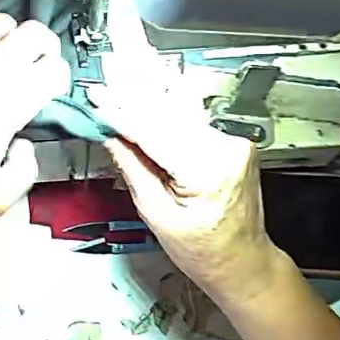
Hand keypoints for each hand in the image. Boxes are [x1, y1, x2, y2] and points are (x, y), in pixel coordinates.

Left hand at [0, 13, 69, 234]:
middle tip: (39, 65)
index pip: (54, 69)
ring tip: (6, 56)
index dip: (59, 80)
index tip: (52, 91)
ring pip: (0, 21)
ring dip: (10, 37)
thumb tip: (22, 146)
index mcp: (9, 102)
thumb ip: (24, 170)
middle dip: (45, 48)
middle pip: (35, 34)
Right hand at [96, 83, 285, 305]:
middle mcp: (227, 149)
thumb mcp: (155, 212)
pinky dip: (167, 110)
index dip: (121, 112)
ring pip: (181, 112)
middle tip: (106, 78)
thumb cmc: (202, 249)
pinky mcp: (232, 140)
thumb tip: (109, 132)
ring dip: (150, 96)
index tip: (97, 98)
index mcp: (207, 172)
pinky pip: (192, 120)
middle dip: (134, 94)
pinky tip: (147, 98)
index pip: (153, 132)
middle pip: (169, 113)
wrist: (242, 261)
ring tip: (121, 78)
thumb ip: (132, 166)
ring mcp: (234, 142)